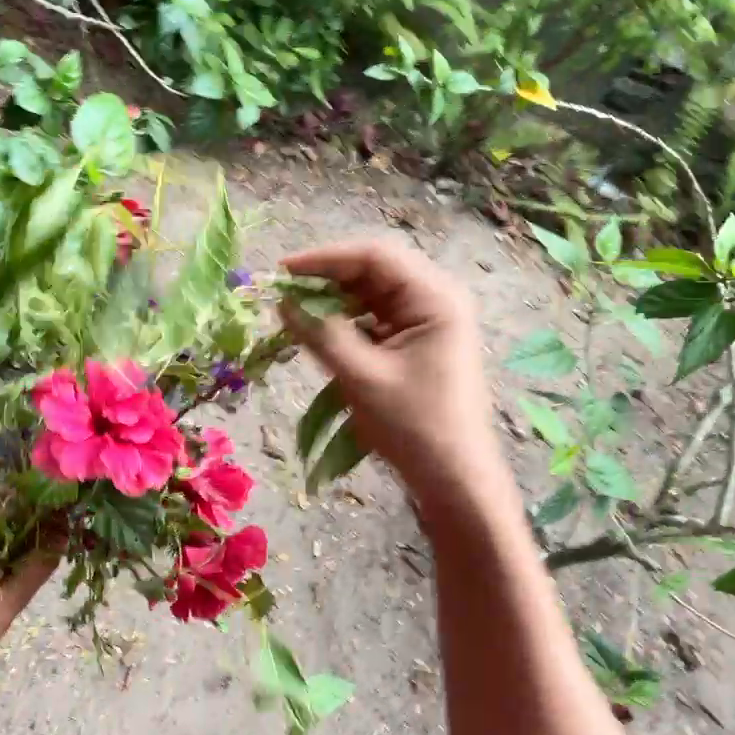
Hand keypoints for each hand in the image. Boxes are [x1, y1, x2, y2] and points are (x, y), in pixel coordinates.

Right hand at [281, 238, 501, 498]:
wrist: (454, 476)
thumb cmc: (413, 425)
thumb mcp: (360, 376)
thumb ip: (320, 334)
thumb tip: (283, 303)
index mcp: (435, 298)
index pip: (374, 257)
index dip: (324, 258)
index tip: (281, 271)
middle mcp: (435, 300)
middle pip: (373, 272)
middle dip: (326, 279)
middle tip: (282, 291)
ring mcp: (427, 322)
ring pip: (370, 296)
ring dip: (332, 301)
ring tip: (294, 312)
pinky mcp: (416, 344)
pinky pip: (374, 320)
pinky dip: (345, 323)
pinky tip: (319, 333)